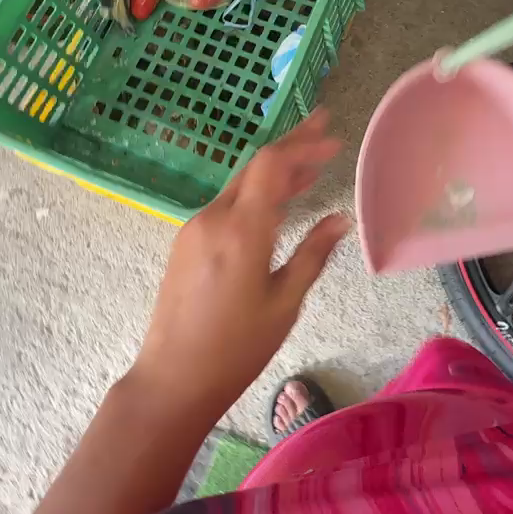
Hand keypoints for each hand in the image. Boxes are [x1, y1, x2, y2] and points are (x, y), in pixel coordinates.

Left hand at [128, 110, 350, 414]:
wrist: (172, 380)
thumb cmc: (237, 348)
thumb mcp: (285, 303)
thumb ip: (313, 254)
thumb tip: (340, 219)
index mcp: (242, 229)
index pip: (272, 164)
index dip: (303, 144)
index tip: (332, 137)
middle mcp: (214, 217)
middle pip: (256, 167)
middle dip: (292, 147)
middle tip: (325, 133)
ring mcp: (196, 228)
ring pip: (241, 186)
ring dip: (275, 175)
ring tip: (311, 170)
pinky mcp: (187, 242)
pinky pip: (228, 205)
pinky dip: (257, 196)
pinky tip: (279, 206)